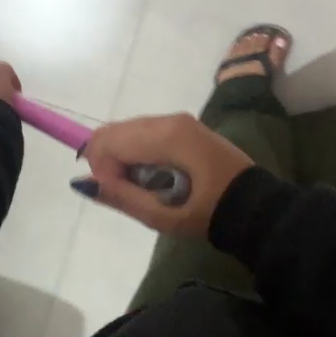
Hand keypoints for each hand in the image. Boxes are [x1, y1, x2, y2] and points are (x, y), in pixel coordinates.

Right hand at [77, 113, 252, 238]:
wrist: (255, 207)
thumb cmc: (209, 215)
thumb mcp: (163, 216)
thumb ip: (121, 197)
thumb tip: (80, 182)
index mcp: (166, 137)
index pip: (108, 141)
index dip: (103, 171)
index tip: (122, 196)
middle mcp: (170, 120)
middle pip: (116, 131)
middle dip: (111, 162)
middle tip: (131, 193)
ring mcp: (179, 120)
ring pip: (129, 131)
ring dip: (125, 158)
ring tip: (147, 188)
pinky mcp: (185, 126)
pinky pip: (146, 132)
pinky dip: (140, 153)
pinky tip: (157, 176)